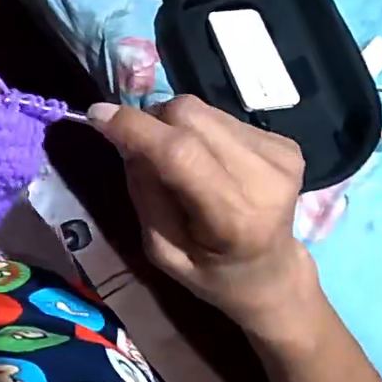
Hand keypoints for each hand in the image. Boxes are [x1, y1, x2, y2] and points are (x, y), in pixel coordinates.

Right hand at [89, 95, 322, 333]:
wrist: (271, 272)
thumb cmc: (209, 271)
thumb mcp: (161, 250)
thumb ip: (144, 192)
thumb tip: (125, 137)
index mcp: (232, 218)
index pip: (179, 153)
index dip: (134, 127)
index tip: (97, 114)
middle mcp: (263, 178)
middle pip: (187, 116)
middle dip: (151, 123)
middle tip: (141, 149)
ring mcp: (279, 155)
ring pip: (201, 109)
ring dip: (174, 125)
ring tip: (177, 159)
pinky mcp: (285, 142)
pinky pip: (219, 116)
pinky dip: (198, 130)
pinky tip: (206, 159)